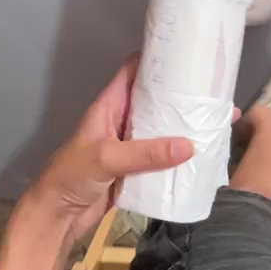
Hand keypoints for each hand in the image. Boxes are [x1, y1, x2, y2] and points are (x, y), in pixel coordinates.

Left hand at [17, 56, 196, 241]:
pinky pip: (160, 156)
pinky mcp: (136, 169)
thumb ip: (146, 152)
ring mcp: (129, 145)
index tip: (184, 53)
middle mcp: (121, 120)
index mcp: (109, 106)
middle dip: (177, 93)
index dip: (154, 59)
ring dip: (181, 125)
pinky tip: (200, 152)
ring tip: (212, 118)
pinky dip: (178, 154)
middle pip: (152, 99)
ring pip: (159, 128)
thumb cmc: (72, 176)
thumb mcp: (107, 158)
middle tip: (210, 88)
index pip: (132, 72)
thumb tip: (189, 145)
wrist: (58, 217)